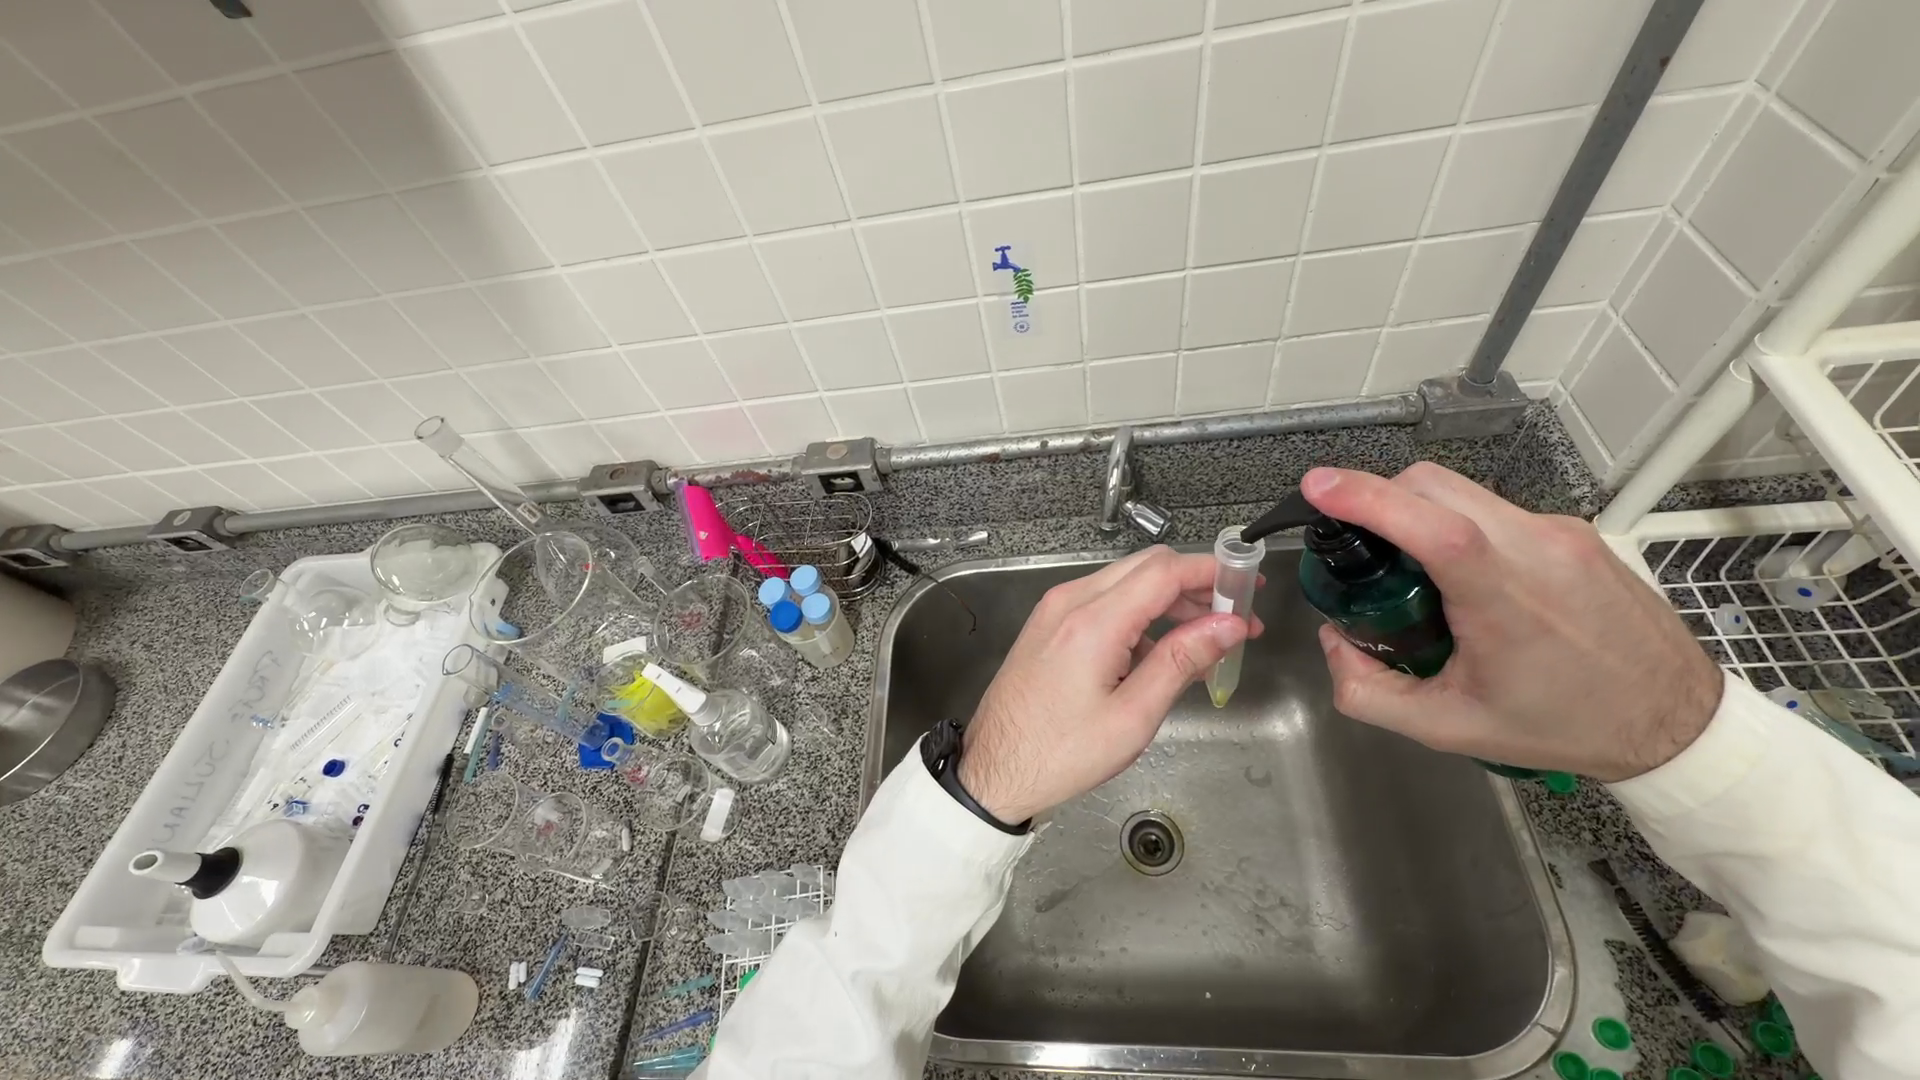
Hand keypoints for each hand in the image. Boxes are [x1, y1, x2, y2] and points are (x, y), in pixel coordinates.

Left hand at [957, 546, 1257, 822]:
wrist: (993, 770)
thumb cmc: (1061, 754)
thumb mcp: (1133, 716)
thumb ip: (1182, 662)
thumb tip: (1229, 625)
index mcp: (1092, 621)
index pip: (1165, 571)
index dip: (1214, 572)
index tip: (1250, 586)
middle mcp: (1070, 602)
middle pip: (1147, 567)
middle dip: (1197, 585)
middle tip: (1235, 618)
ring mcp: (1055, 610)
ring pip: (1126, 582)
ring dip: (1170, 601)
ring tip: (1207, 642)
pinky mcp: (1049, 625)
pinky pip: (1104, 602)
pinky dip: (1140, 616)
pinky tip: (1162, 653)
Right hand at [1304, 463, 1722, 781]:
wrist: (1679, 722)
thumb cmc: (1560, 726)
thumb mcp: (1447, 728)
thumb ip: (1368, 692)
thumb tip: (1333, 639)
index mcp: (1506, 597)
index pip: (1432, 524)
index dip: (1368, 497)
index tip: (1318, 486)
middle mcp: (1537, 547)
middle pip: (1433, 486)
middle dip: (1376, 496)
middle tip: (1352, 537)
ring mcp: (1561, 532)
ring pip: (1461, 491)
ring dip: (1414, 510)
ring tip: (1406, 564)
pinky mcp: (1575, 531)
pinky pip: (1493, 509)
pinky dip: (1455, 523)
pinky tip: (1460, 573)